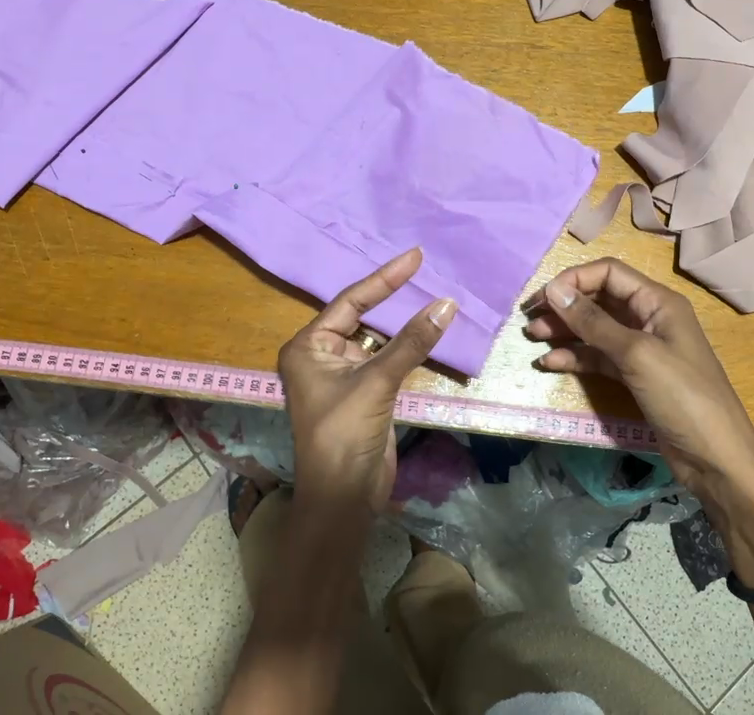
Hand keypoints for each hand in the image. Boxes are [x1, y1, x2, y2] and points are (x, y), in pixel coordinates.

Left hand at [279, 247, 454, 512]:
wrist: (342, 498)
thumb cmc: (343, 434)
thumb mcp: (376, 382)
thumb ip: (411, 342)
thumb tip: (446, 304)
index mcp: (307, 347)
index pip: (350, 301)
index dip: (384, 278)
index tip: (415, 256)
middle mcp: (320, 356)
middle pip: (360, 315)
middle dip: (390, 295)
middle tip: (422, 269)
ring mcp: (342, 376)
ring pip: (376, 339)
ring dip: (401, 323)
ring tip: (431, 296)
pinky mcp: (362, 395)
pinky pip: (385, 360)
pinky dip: (405, 347)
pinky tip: (426, 333)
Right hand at [525, 258, 753, 501]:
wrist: (715, 458)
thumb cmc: (682, 396)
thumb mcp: (636, 354)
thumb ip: (594, 322)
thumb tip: (554, 291)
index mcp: (658, 302)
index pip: (608, 273)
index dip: (574, 280)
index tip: (543, 298)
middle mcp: (649, 318)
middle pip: (599, 299)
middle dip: (565, 305)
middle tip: (529, 318)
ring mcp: (641, 348)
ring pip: (595, 329)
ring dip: (565, 331)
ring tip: (533, 338)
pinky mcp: (634, 376)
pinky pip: (598, 357)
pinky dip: (575, 357)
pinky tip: (551, 363)